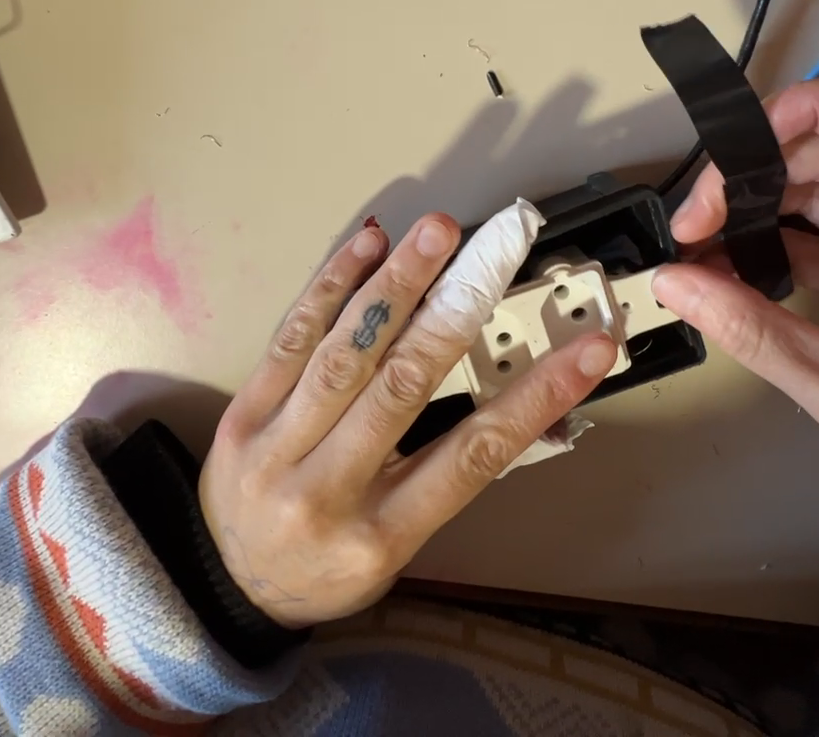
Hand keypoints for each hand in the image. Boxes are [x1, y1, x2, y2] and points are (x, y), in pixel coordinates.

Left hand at [201, 214, 615, 627]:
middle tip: (493, 254)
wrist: (231, 584)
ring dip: (393, 285)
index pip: (471, 457)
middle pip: (401, 389)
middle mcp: (326, 491)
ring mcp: (275, 448)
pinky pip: (289, 339)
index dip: (535, 398)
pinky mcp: (242, 414)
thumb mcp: (399, 546)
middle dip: (453, 313)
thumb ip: (453, 477)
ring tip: (435, 234)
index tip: (587, 348)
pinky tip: (368, 246)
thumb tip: (533, 414)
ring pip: (343, 355)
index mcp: (381, 535)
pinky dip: (332, 287)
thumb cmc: (332, 563)